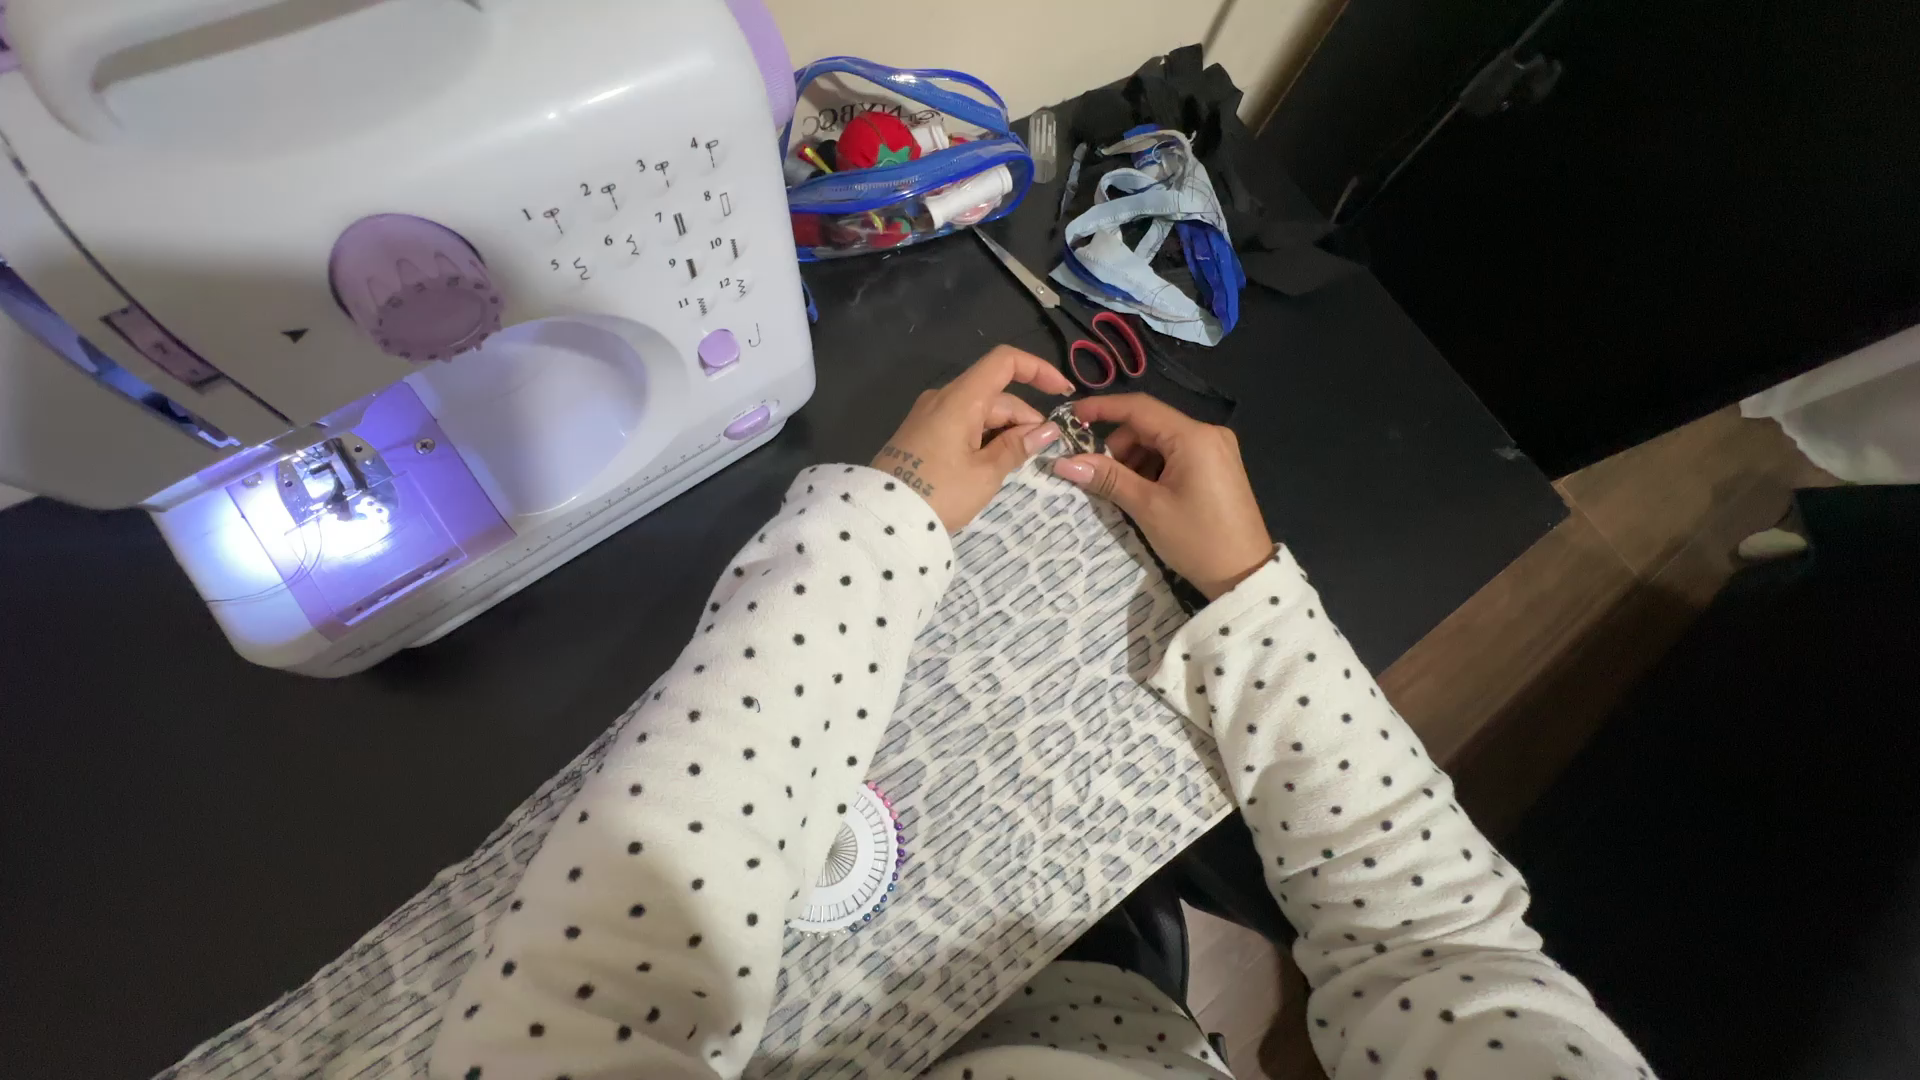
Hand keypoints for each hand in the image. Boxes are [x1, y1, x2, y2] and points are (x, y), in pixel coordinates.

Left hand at [873, 346, 1074, 529]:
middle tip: (1039, 454)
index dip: (1038, 369)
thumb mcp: (985, 474)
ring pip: (979, 411)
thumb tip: (1045, 431)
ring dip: (1003, 432)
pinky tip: (990, 465)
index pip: (1004, 362)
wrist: (882, 519)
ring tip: (1015, 466)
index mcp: (960, 398)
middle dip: (1023, 419)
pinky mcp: (920, 434)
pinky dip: (983, 438)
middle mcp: (942, 398)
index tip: (1062, 392)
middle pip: (995, 394)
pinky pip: (961, 424)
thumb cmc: (939, 494)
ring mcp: (928, 415)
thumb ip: (1017, 447)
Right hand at [1051, 394, 1272, 598]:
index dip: (1102, 408)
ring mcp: (1215, 449)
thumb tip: (1064, 462)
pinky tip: (1145, 494)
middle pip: (1149, 425)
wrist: (1245, 574)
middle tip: (1099, 476)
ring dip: (1134, 460)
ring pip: (1160, 441)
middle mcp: (1207, 434)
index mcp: (1193, 437)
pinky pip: (1175, 455)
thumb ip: (1107, 478)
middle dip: (1119, 446)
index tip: (1071, 417)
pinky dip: (1153, 468)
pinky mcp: (1217, 466)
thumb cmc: (1197, 539)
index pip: (1140, 408)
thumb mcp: (1147, 508)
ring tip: (1124, 492)